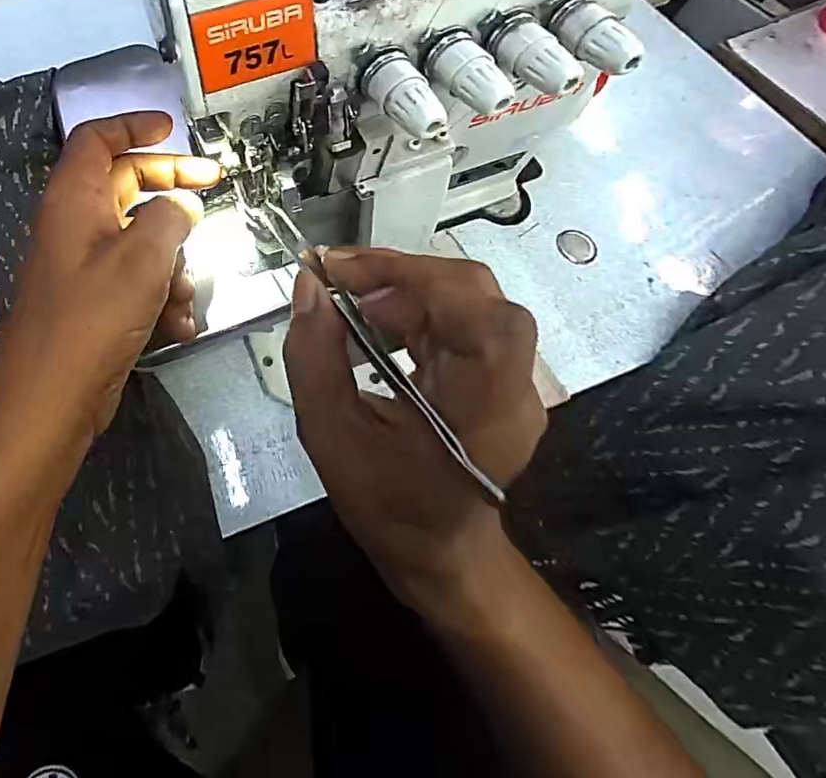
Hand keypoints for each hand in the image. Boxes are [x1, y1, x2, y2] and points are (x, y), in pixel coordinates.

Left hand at [0, 112, 219, 439]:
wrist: (51, 403)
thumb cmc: (92, 320)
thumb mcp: (143, 258)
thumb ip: (171, 218)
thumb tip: (182, 206)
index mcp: (73, 201)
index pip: (97, 140)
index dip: (133, 125)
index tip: (170, 125)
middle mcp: (76, 227)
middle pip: (128, 186)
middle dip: (173, 191)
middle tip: (212, 187)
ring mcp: (86, 267)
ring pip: (144, 241)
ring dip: (175, 264)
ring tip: (184, 297)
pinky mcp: (97, 303)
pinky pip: (140, 282)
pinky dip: (163, 298)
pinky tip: (178, 327)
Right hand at [283, 248, 546, 612]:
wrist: (445, 554)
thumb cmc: (391, 509)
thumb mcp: (332, 438)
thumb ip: (314, 358)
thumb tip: (309, 287)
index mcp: (488, 403)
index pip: (470, 305)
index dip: (406, 274)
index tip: (338, 271)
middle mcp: (517, 380)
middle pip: (471, 291)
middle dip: (399, 277)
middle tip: (339, 285)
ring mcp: (516, 374)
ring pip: (467, 298)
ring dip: (405, 291)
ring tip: (351, 307)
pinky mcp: (502, 370)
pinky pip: (463, 318)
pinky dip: (418, 309)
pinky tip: (378, 325)